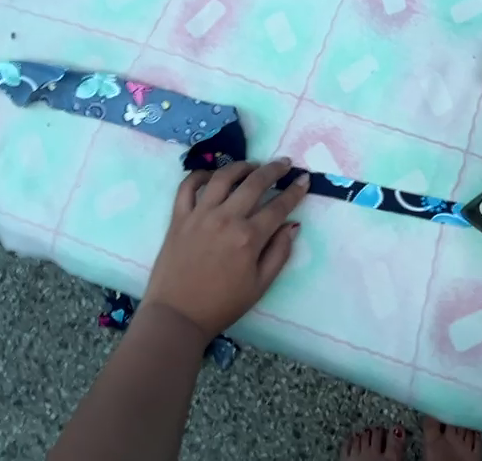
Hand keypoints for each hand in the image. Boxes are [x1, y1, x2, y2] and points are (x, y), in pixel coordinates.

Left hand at [142, 158, 309, 337]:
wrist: (177, 317)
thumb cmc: (222, 304)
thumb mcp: (260, 286)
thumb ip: (279, 253)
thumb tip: (293, 225)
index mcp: (249, 238)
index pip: (278, 206)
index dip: (294, 191)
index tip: (304, 180)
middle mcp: (226, 219)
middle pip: (254, 183)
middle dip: (274, 170)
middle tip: (284, 164)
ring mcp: (200, 215)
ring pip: (223, 177)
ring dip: (241, 166)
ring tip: (252, 166)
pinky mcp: (179, 217)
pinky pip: (188, 186)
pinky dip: (200, 174)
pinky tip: (213, 174)